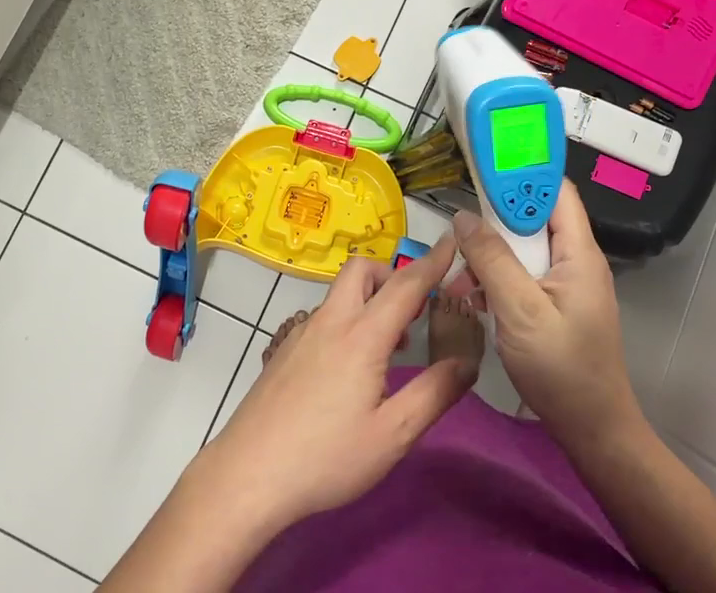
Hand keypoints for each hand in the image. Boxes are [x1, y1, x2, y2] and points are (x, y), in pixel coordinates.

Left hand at [194, 237, 474, 532]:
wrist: (247, 474)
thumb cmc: (326, 457)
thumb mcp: (393, 435)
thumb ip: (435, 392)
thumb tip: (468, 360)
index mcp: (361, 336)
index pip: (405, 285)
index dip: (433, 262)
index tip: (452, 241)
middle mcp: (329, 322)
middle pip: (362, 271)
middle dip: (393, 275)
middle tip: (416, 310)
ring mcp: (300, 334)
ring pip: (340, 294)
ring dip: (370, 300)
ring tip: (393, 347)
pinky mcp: (284, 352)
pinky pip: (323, 318)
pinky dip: (348, 322)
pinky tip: (351, 370)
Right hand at [452, 180, 636, 437]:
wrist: (593, 430)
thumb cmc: (562, 370)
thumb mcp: (520, 312)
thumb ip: (492, 260)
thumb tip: (463, 216)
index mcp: (578, 254)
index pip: (554, 191)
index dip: (521, 172)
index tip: (482, 163)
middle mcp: (575, 261)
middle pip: (533, 218)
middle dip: (494, 222)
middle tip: (460, 231)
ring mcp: (566, 285)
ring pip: (523, 249)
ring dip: (490, 256)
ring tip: (460, 278)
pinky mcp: (555, 306)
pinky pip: (522, 276)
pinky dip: (496, 280)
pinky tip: (472, 298)